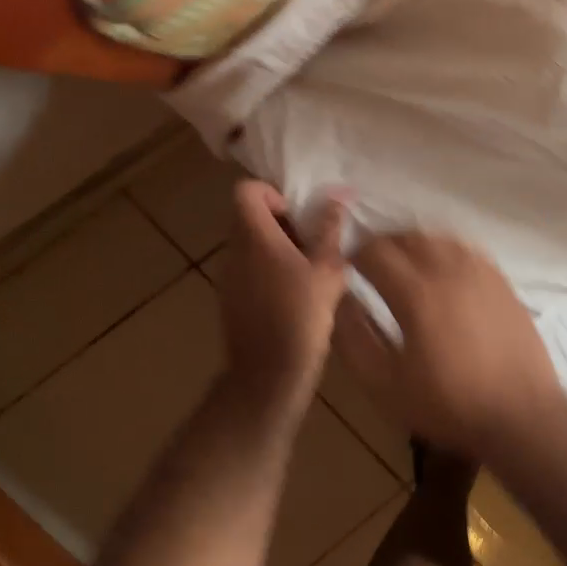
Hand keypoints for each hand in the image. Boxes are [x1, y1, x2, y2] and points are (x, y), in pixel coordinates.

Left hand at [217, 180, 349, 419]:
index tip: (301, 215)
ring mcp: (229, 277)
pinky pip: (250, 270)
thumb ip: (329, 230)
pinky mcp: (232, 300)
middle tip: (316, 242)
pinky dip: (272, 271)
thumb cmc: (302, 316)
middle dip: (284, 222)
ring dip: (280, 248)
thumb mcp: (328, 269)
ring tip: (312, 270)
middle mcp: (234, 252)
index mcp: (255, 238)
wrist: (269, 374)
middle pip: (250, 218)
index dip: (273, 194)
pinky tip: (299, 294)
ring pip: (251, 245)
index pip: (246, 192)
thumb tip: (337, 197)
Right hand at [335, 232, 565, 455]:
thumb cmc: (448, 405)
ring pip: (441, 239)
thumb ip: (354, 339)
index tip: (344, 268)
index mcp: (418, 293)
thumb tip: (339, 302)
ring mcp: (483, 273)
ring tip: (403, 265)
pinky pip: (468, 251)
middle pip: (409, 237)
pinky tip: (442, 272)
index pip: (376, 252)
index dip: (354, 254)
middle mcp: (451, 270)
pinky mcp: (504, 283)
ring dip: (416, 244)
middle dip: (383, 245)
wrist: (520, 413)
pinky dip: (446, 251)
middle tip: (369, 263)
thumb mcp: (385, 384)